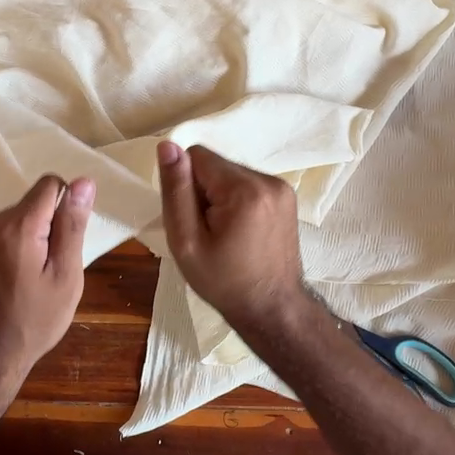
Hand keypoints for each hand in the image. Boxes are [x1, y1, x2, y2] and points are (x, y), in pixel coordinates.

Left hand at [0, 175, 94, 383]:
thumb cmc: (33, 321)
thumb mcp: (65, 276)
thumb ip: (72, 225)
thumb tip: (84, 182)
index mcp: (18, 226)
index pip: (51, 185)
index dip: (67, 208)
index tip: (66, 242)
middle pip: (33, 203)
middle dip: (48, 226)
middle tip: (51, 269)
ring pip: (18, 218)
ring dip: (31, 238)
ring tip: (32, 278)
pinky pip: (2, 232)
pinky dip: (15, 247)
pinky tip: (15, 279)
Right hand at [158, 141, 313, 335]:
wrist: (272, 309)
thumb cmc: (223, 282)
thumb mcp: (186, 240)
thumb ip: (176, 190)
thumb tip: (167, 145)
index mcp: (244, 190)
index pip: (196, 156)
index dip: (184, 185)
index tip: (192, 219)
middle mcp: (268, 180)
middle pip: (215, 164)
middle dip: (203, 191)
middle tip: (206, 231)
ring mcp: (282, 188)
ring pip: (230, 173)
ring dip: (219, 196)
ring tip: (223, 233)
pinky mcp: (287, 196)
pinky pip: (247, 183)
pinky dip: (236, 201)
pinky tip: (239, 231)